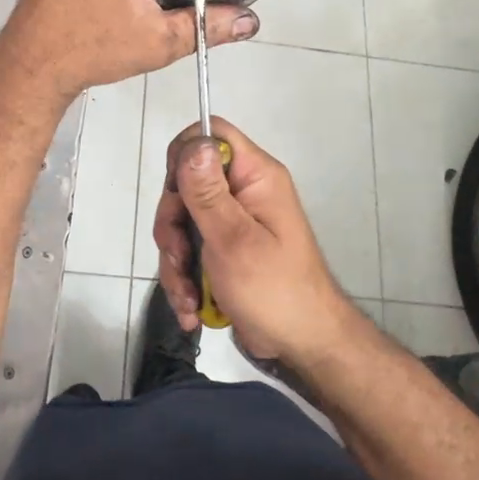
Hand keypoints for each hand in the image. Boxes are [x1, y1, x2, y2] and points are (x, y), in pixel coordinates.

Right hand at [153, 117, 357, 362]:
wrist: (304, 345)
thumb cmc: (274, 289)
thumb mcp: (233, 240)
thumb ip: (207, 192)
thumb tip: (192, 143)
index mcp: (255, 176)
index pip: (211, 134)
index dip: (184, 156)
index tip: (176, 195)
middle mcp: (244, 190)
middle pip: (186, 182)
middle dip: (174, 225)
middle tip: (179, 259)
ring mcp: (234, 220)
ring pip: (183, 221)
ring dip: (176, 261)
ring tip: (187, 299)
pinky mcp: (226, 248)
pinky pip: (191, 248)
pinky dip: (185, 278)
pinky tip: (191, 308)